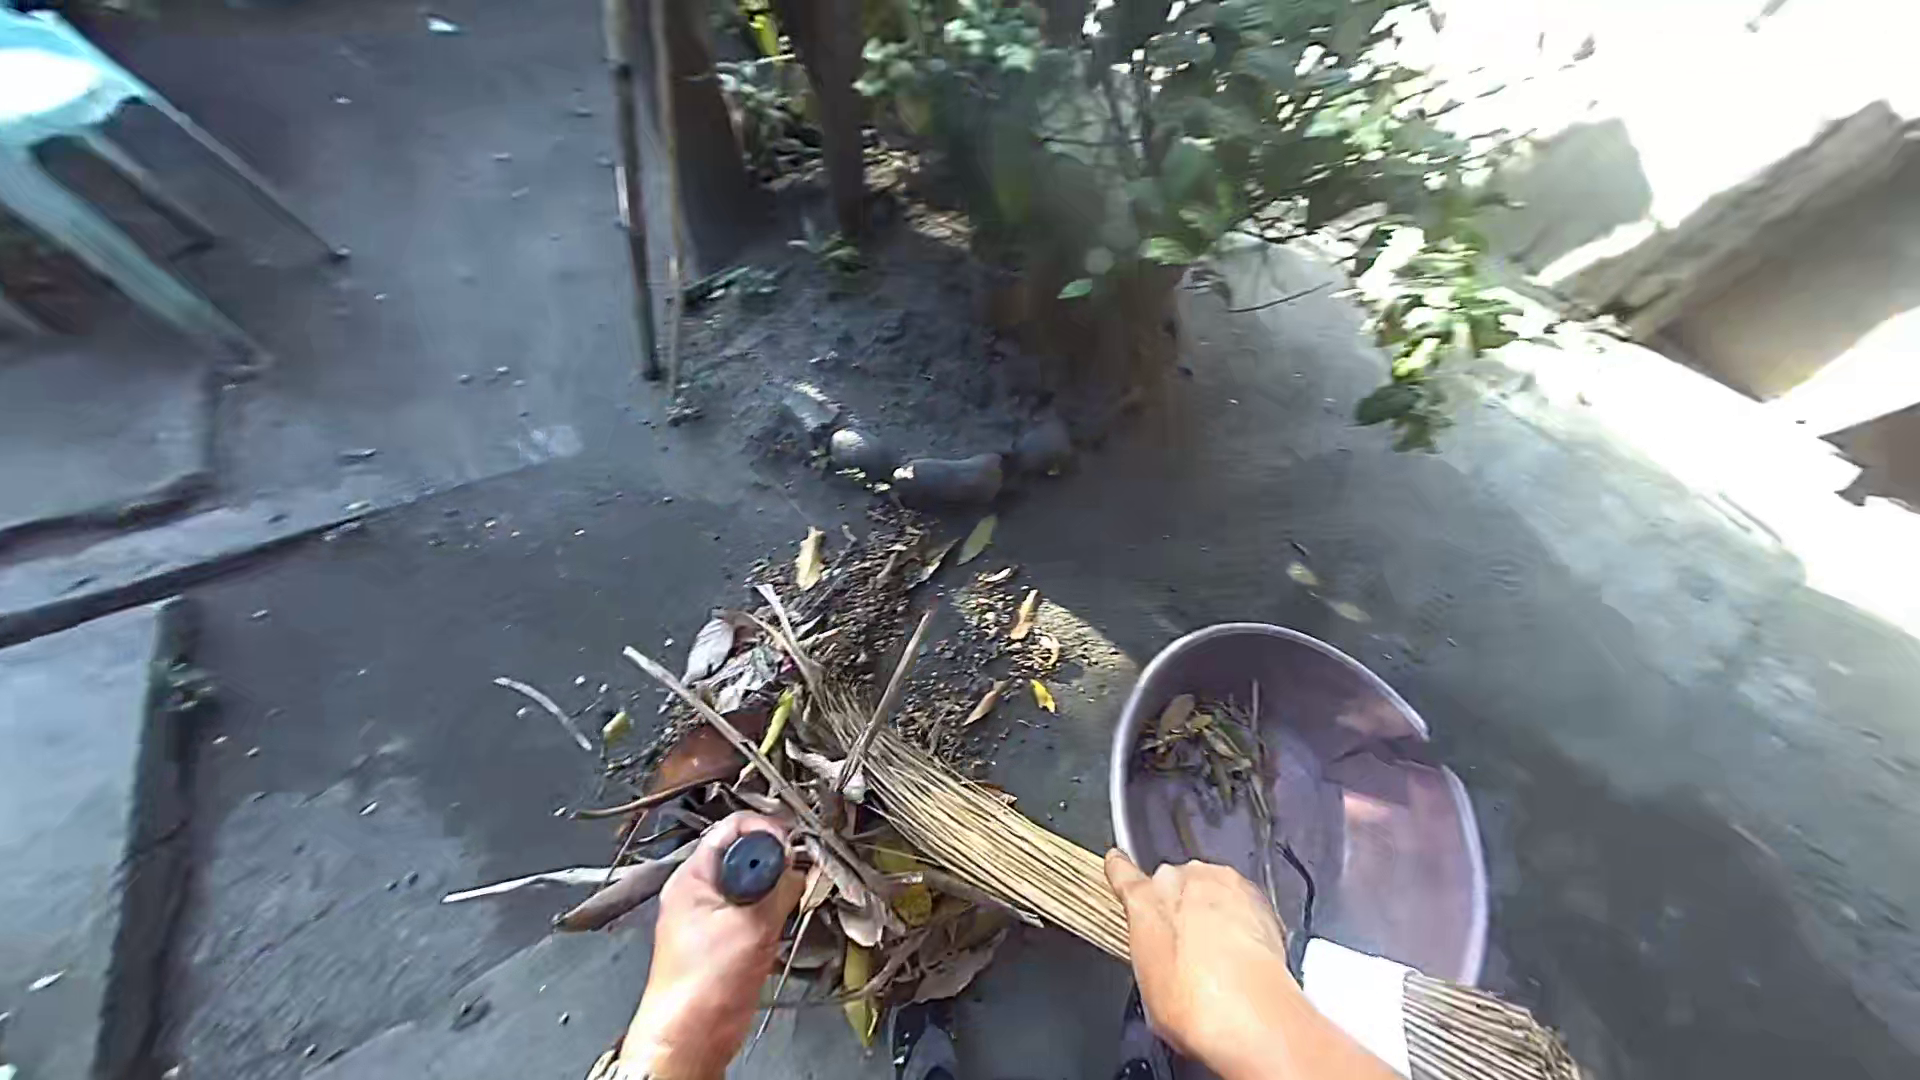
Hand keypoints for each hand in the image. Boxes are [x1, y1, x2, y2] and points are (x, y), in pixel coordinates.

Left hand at [619, 813, 803, 1079]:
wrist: (688, 1042)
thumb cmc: (700, 988)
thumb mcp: (752, 926)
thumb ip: (780, 888)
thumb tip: (800, 868)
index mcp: (693, 876)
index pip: (734, 827)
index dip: (766, 830)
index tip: (790, 845)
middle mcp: (701, 888)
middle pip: (746, 851)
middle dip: (776, 860)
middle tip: (796, 871)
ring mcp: (714, 912)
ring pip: (754, 880)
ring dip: (777, 886)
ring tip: (792, 897)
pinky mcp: (728, 933)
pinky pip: (757, 906)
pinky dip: (774, 907)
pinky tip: (783, 919)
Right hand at [1106, 850, 1398, 1079]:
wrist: (1251, 1014)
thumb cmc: (1195, 1006)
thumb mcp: (1148, 986)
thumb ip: (1145, 951)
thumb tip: (1154, 958)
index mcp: (1143, 900)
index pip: (1121, 870)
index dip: (1119, 869)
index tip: (1118, 862)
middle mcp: (1176, 879)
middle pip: (1172, 883)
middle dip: (1179, 907)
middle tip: (1192, 949)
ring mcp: (1215, 881)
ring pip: (1207, 887)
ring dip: (1212, 908)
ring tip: (1224, 954)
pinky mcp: (1253, 892)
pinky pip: (1241, 897)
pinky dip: (1243, 915)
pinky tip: (1247, 951)